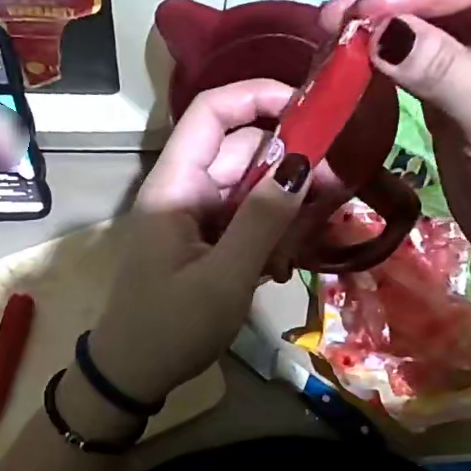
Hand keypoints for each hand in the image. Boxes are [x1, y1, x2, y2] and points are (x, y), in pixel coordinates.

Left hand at [86, 80, 310, 401]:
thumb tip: (304, 163)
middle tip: (337, 190)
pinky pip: (246, 217)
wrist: (133, 374)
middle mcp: (184, 190)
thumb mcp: (223, 277)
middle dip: (290, 163)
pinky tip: (285, 260)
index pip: (211, 113)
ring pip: (250, 185)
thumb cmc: (170, 327)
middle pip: (242, 149)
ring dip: (284, 205)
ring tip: (304, 240)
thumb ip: (263, 220)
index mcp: (174, 186)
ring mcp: (195, 216)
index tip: (314, 108)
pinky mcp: (206, 241)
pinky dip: (272, 230)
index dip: (258, 96)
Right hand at [320, 0, 470, 257]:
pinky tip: (352, 54)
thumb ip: (443, 71)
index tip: (369, 5)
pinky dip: (385, 54)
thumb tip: (375, 31)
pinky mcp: (459, 86)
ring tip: (334, 30)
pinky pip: (418, 57)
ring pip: (432, 22)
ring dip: (383, 25)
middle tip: (336, 14)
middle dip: (397, 0)